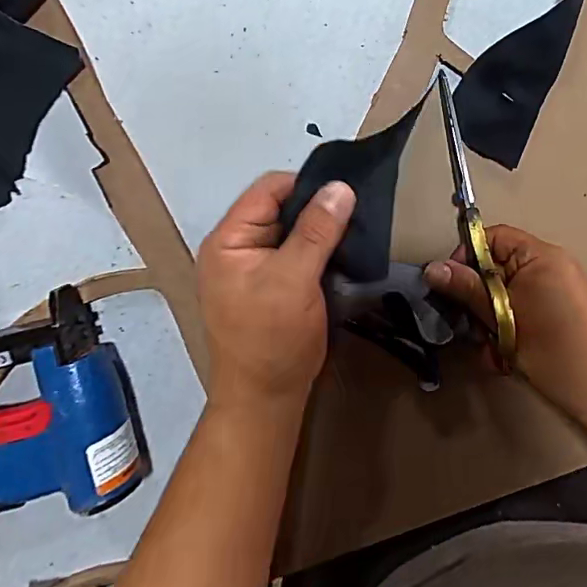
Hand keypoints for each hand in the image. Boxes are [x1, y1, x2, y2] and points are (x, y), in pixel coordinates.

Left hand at [196, 173, 354, 414]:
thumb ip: (316, 231)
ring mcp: (254, 268)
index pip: (268, 190)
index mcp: (229, 240)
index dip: (307, 185)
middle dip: (317, 208)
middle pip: (280, 208)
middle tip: (358, 211)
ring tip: (356, 229)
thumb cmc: (273, 338)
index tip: (347, 192)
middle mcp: (237, 248)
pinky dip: (318, 251)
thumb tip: (341, 187)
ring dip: (321, 231)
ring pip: (292, 231)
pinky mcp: (272, 285)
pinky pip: (296, 254)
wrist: (266, 400)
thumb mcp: (294, 279)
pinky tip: (344, 252)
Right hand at [425, 225, 586, 429]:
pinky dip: (506, 328)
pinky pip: (518, 307)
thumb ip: (468, 289)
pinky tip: (505, 355)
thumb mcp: (502, 318)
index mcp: (540, 256)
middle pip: (495, 266)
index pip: (492, 237)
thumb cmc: (556, 351)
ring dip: (490, 319)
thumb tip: (434, 269)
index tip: (452, 285)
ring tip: (493, 346)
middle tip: (471, 324)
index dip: (466, 257)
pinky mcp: (554, 310)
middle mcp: (549, 265)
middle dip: (478, 297)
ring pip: (502, 292)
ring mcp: (553, 288)